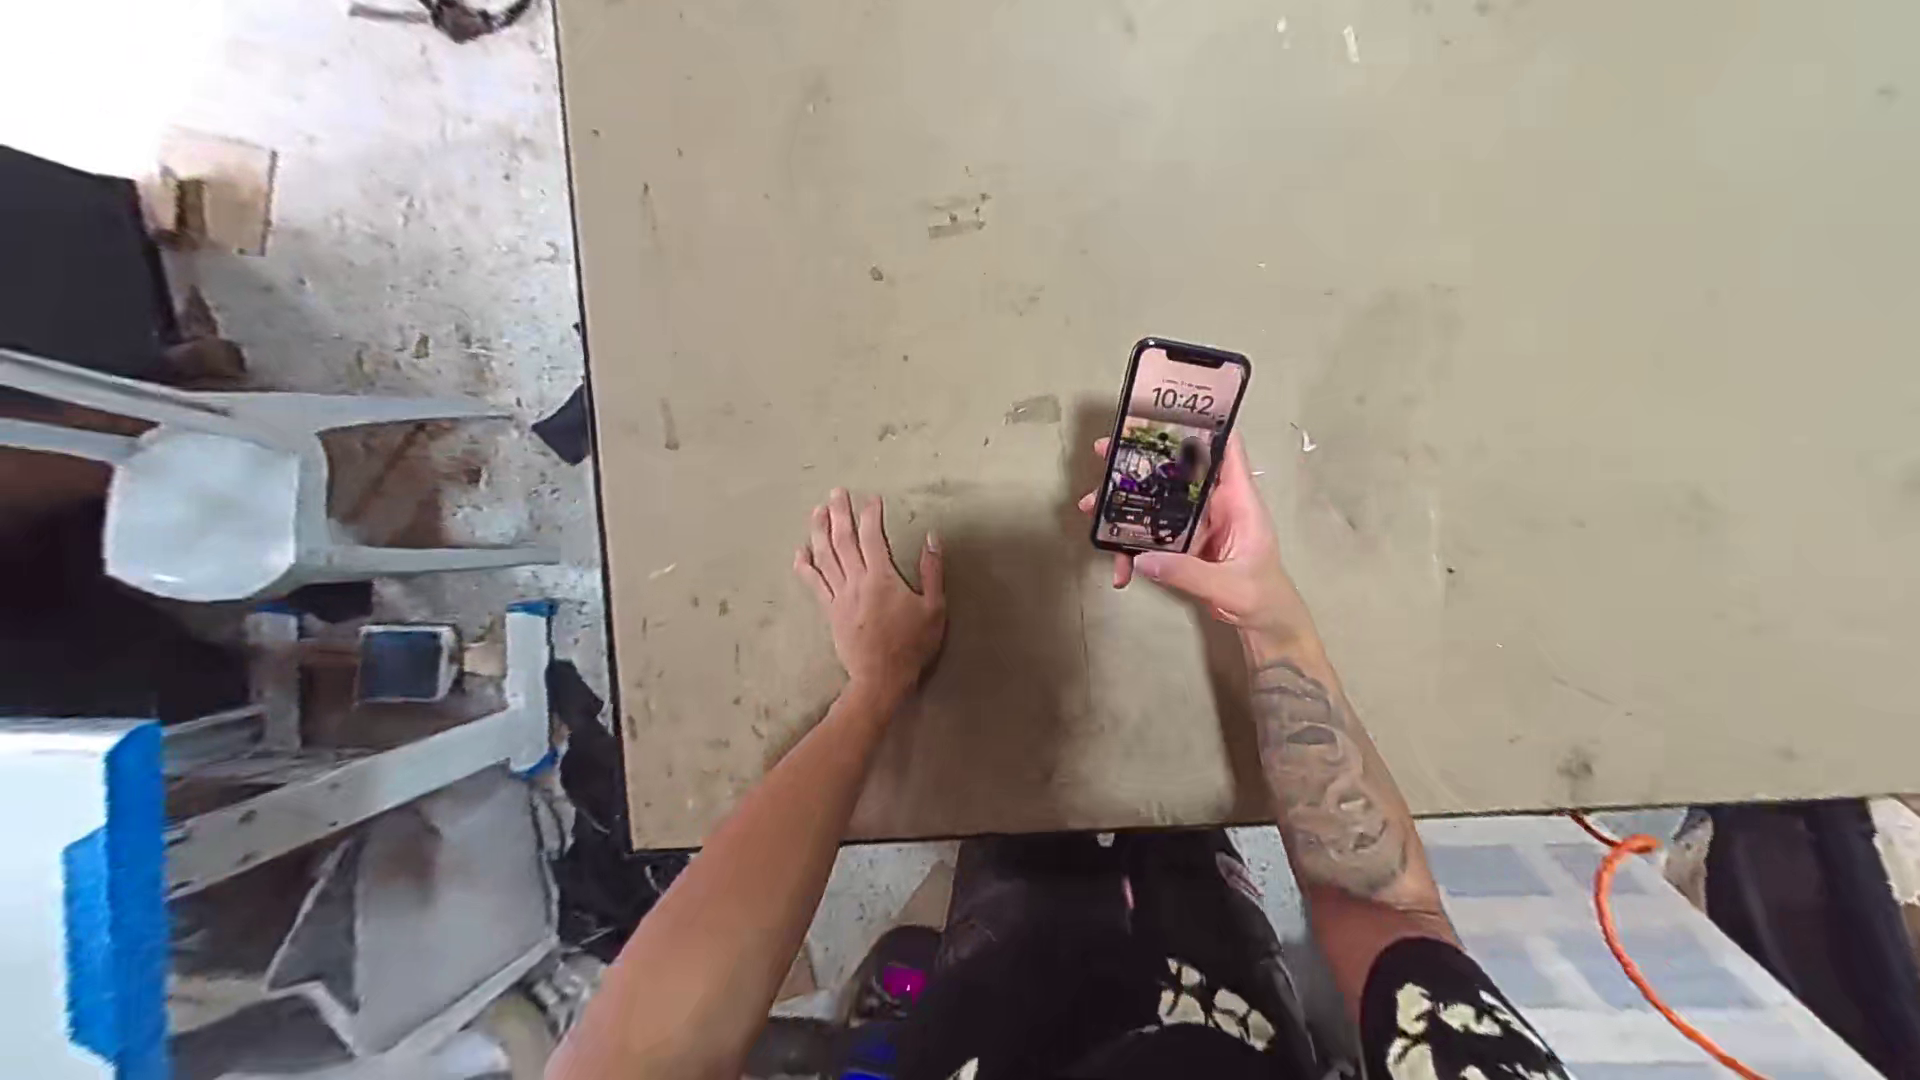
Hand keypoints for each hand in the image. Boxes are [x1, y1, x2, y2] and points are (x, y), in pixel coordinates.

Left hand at [795, 488, 946, 701]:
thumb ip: (932, 571)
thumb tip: (931, 538)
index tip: (873, 498)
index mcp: (882, 577)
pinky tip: (800, 551)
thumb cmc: (912, 643)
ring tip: (818, 510)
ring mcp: (839, 596)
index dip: (871, 514)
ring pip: (824, 557)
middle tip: (836, 492)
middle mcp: (856, 581)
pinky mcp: (830, 610)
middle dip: (839, 513)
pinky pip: (814, 583)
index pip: (873, 536)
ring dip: (819, 531)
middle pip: (843, 540)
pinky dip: (805, 566)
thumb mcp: (934, 607)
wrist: (881, 677)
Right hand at [1077, 434, 1307, 640]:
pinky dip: (1131, 551)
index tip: (1162, 418)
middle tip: (1104, 454)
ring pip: (1155, 502)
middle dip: (1139, 462)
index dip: (1199, 428)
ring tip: (1091, 509)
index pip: (1225, 451)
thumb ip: (1188, 573)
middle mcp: (1214, 505)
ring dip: (1123, 504)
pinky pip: (1150, 538)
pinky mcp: (1181, 544)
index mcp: (1238, 501)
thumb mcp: (1229, 586)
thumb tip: (1143, 560)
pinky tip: (1121, 571)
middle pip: (1176, 471)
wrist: (1262, 622)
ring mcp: (1195, 524)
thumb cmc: (1261, 597)